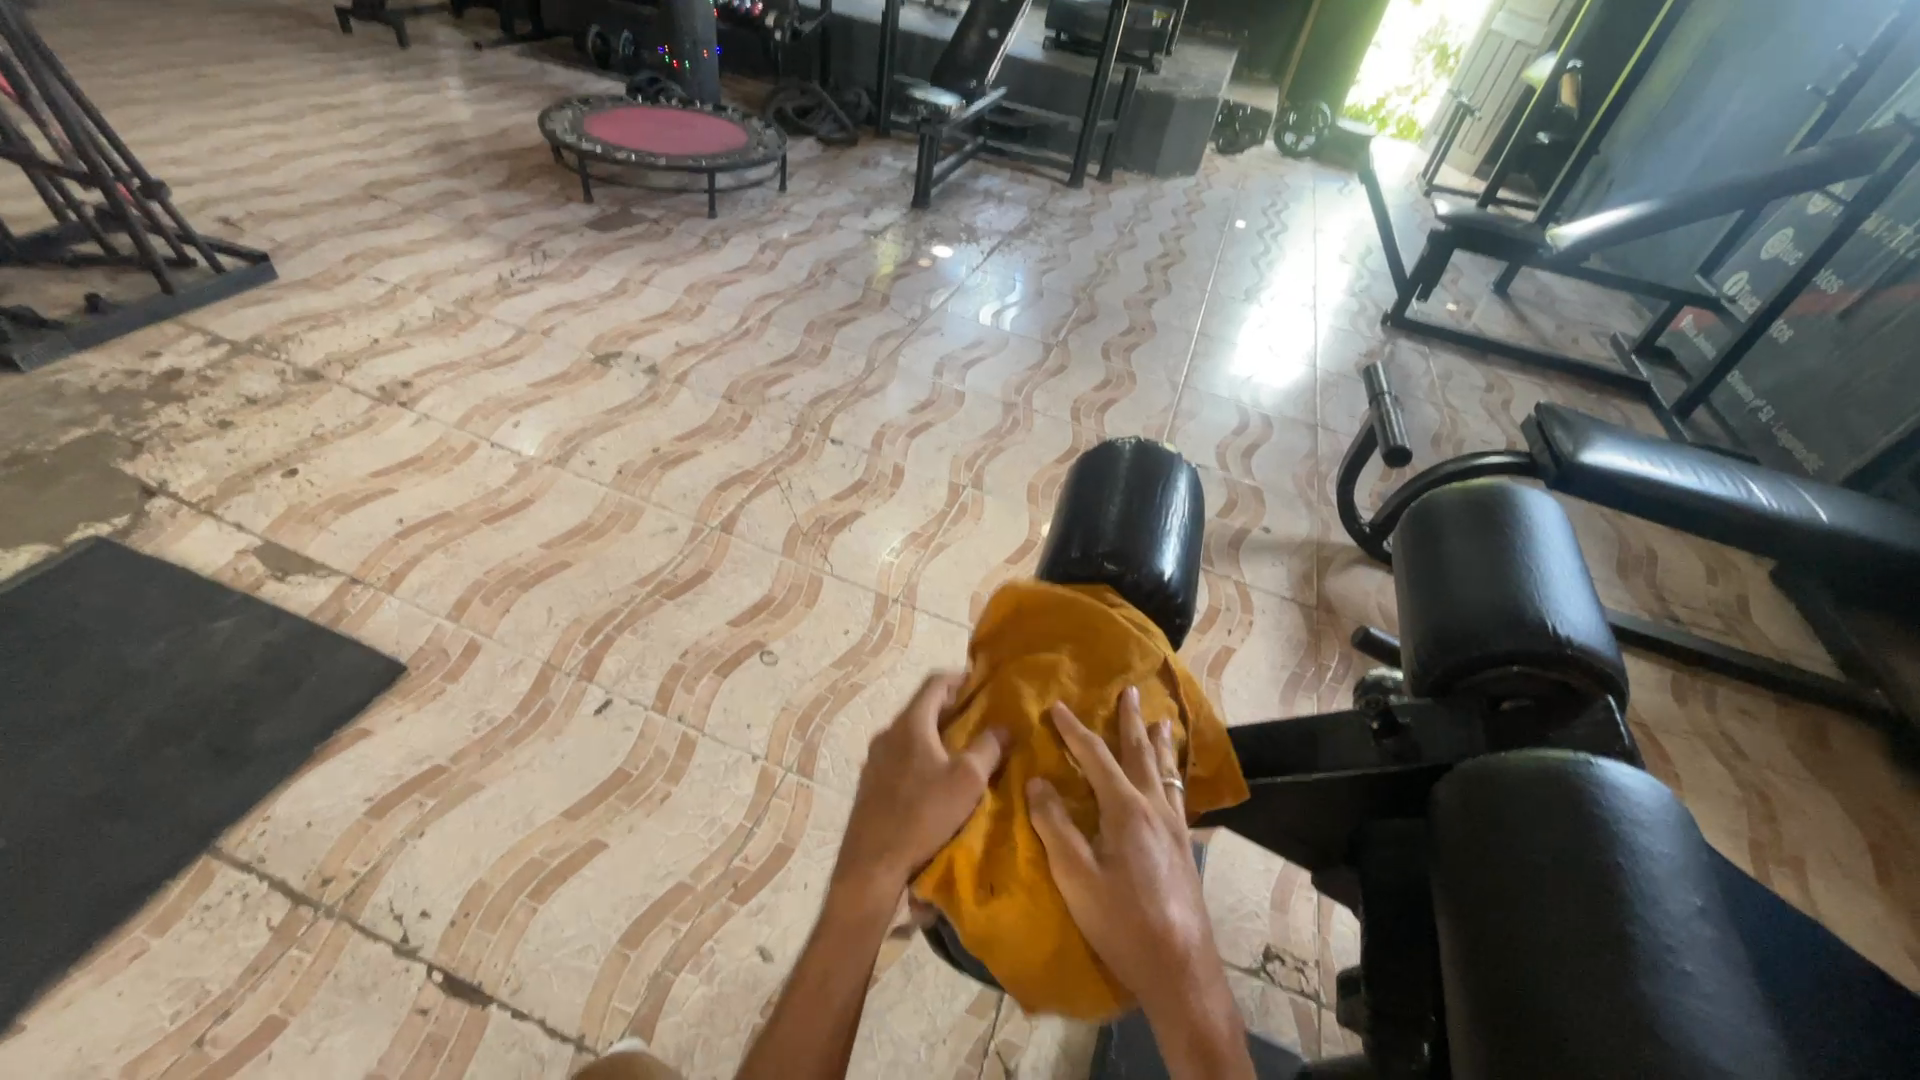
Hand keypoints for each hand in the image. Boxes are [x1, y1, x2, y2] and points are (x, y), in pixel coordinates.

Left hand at [833, 672, 1007, 902]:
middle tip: (979, 716)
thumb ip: (988, 748)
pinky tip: (936, 778)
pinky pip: (900, 757)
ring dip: (936, 734)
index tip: (981, 683)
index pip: (934, 683)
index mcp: (910, 724)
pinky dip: (921, 755)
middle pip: (921, 708)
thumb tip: (1004, 726)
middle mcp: (887, 734)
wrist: (872, 864)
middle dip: (950, 708)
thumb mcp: (967, 780)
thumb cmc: (923, 815)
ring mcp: (874, 761)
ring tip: (962, 748)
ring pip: (910, 734)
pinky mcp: (870, 785)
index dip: (959, 678)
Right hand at [1027, 687, 1216, 1015]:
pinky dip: (1172, 775)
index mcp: (1126, 809)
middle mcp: (1155, 809)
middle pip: (1141, 754)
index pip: (1096, 757)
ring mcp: (1175, 828)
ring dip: (1160, 744)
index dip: (1075, 730)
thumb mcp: (1075, 875)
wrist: (1179, 967)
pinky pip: (1178, 796)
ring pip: (1167, 773)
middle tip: (1131, 692)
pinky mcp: (1185, 849)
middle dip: (1131, 721)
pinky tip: (1173, 784)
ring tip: (1162, 722)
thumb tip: (1038, 781)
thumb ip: (1055, 825)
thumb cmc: (1121, 921)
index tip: (1057, 706)